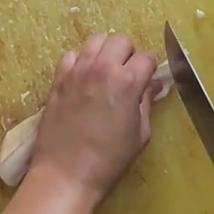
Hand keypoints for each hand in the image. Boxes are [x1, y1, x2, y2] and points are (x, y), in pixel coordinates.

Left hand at [27, 33, 159, 204]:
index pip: (146, 57)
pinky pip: (72, 54)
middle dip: (129, 53)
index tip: (147, 80)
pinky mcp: (59, 77)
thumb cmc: (109, 160)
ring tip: (105, 71)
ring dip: (105, 51)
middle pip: (121, 39)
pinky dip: (80, 60)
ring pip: (96, 39)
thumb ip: (147, 102)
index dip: (150, 68)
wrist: (66, 174)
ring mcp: (78, 70)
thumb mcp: (140, 134)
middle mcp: (102, 68)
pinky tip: (83, 78)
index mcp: (127, 81)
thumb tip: (154, 84)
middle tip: (127, 74)